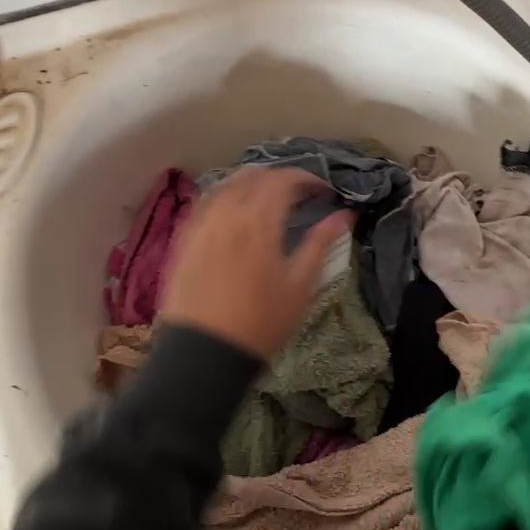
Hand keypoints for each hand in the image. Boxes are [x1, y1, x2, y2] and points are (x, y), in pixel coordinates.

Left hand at [160, 167, 352, 359]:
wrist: (205, 353)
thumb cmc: (261, 323)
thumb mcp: (300, 286)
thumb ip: (320, 244)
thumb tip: (345, 216)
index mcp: (259, 222)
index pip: (284, 181)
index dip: (307, 178)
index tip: (324, 190)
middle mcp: (227, 214)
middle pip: (254, 177)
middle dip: (279, 177)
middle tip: (299, 193)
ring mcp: (201, 225)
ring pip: (225, 185)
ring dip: (251, 182)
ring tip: (267, 197)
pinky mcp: (184, 240)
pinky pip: (204, 203)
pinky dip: (224, 196)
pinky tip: (232, 210)